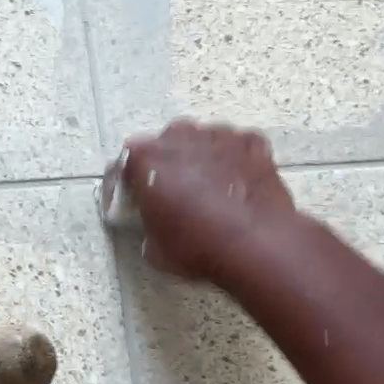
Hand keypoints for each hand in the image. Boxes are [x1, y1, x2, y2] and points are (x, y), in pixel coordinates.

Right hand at [121, 120, 297, 279]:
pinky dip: (232, 160)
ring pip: (200, 140)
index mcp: (146, 160)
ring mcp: (218, 135)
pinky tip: (237, 182)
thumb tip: (155, 220)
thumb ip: (147, 223)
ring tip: (207, 187)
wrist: (258, 244)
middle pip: (164, 144)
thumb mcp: (154, 248)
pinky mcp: (251, 142)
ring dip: (199, 158)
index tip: (133, 198)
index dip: (128, 182)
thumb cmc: (198, 247)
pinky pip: (234, 147)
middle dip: (164, 163)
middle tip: (171, 192)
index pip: (125, 163)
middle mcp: (179, 137)